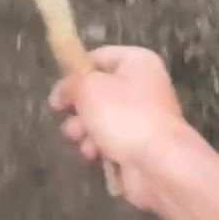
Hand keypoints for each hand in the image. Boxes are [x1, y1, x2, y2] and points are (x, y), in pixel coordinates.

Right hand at [49, 46, 195, 209]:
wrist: (159, 162)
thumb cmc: (126, 116)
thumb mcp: (90, 89)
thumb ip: (70, 84)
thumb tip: (61, 92)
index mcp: (138, 62)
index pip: (99, 57)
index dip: (75, 72)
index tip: (58, 92)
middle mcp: (142, 84)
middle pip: (97, 90)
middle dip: (78, 108)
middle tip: (70, 118)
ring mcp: (141, 115)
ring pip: (99, 117)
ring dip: (84, 130)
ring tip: (81, 139)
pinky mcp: (138, 142)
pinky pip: (109, 139)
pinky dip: (98, 146)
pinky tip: (95, 154)